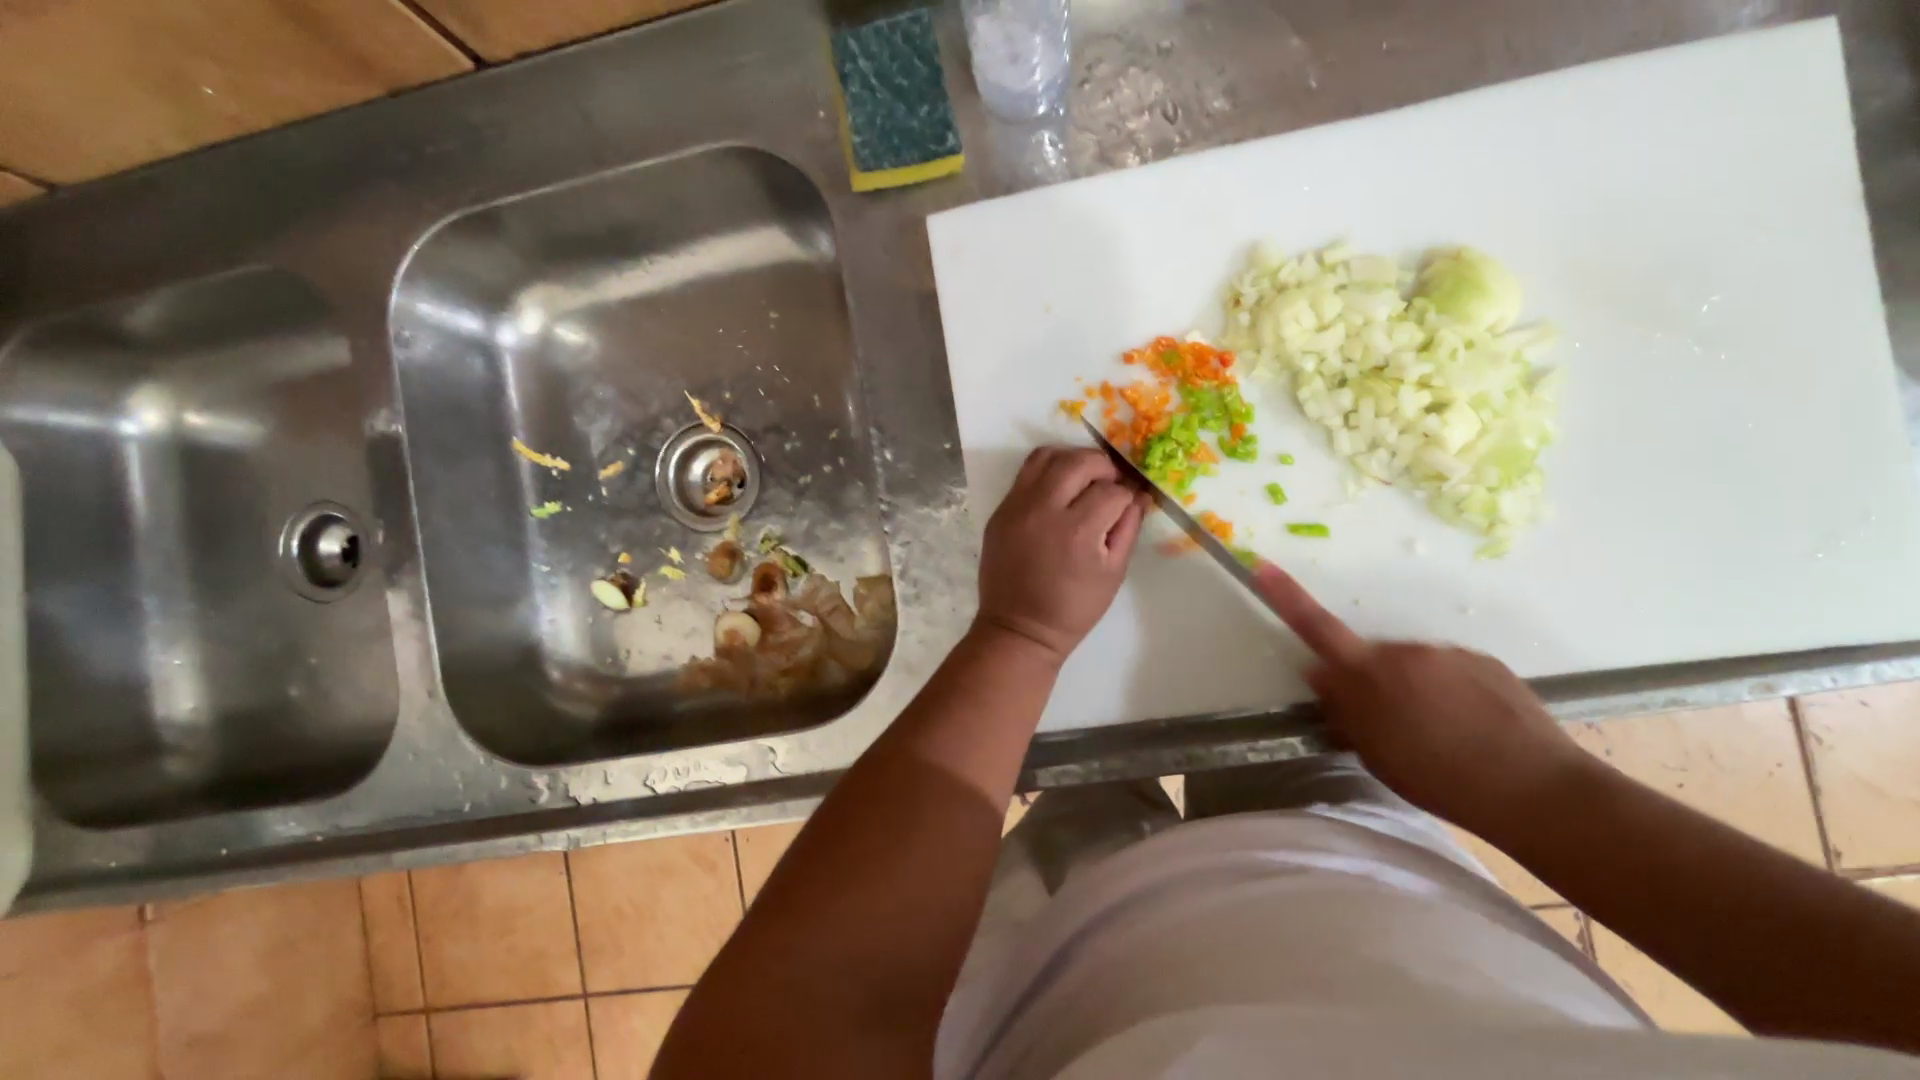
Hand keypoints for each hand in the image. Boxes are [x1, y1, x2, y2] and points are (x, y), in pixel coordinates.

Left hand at [976, 446, 1150, 663]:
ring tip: (1083, 478)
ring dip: (1072, 460)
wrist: (1019, 628)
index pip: (1112, 491)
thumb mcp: (1113, 573)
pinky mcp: (1000, 510)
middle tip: (1110, 483)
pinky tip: (1059, 488)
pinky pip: (1024, 474)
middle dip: (1103, 467)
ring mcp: (1017, 507)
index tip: (1128, 504)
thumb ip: (1128, 528)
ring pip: (1047, 457)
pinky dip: (1047, 472)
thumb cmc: (1073, 607)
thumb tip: (1139, 495)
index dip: (1126, 496)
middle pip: (1080, 462)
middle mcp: (1044, 510)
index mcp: (1078, 531)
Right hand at [1250, 561, 1592, 833]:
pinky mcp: (1487, 664)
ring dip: (1415, 690)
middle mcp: (1407, 651)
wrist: (1535, 788)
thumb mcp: (1376, 753)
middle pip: (1372, 657)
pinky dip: (1451, 695)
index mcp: (1370, 673)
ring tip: (1438, 738)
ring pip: (1415, 666)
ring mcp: (1450, 654)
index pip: (1317, 628)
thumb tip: (1322, 675)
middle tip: (1389, 729)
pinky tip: (1469, 731)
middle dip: (1372, 681)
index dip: (1287, 598)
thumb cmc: (1440, 779)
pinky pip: (1453, 673)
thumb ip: (1345, 709)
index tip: (1264, 566)